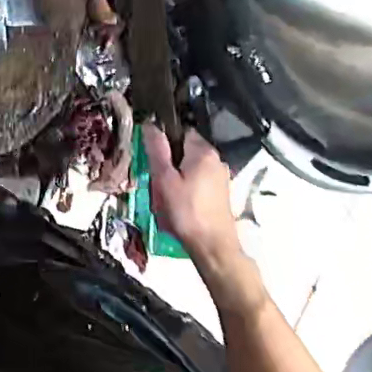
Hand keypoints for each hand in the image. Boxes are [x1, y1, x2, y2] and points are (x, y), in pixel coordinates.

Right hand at [143, 125, 240, 264]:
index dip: (164, 144)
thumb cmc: (185, 211)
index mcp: (203, 151)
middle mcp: (216, 159)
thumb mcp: (164, 179)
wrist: (213, 247)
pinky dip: (187, 192)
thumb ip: (157, 150)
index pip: (179, 132)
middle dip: (169, 166)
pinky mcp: (221, 193)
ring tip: (167, 202)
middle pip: (184, 152)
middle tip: (159, 186)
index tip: (154, 162)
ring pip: (190, 170)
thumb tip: (150, 124)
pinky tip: (180, 209)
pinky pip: (198, 183)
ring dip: (176, 181)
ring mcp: (221, 177)